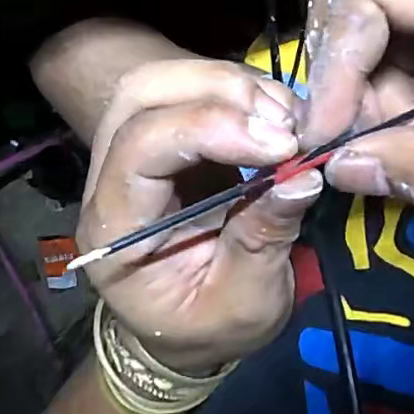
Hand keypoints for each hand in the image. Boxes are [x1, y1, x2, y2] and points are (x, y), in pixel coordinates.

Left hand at [78, 60, 324, 372]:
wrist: (180, 330)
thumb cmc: (203, 328)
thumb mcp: (243, 302)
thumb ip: (263, 239)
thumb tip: (303, 175)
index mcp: (114, 227)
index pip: (140, 149)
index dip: (209, 129)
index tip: (283, 145)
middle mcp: (109, 179)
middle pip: (139, 97)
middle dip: (216, 91)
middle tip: (286, 122)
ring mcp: (131, 154)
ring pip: (159, 82)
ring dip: (227, 83)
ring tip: (286, 118)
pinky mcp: (164, 143)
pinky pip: (188, 92)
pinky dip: (235, 91)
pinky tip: (274, 115)